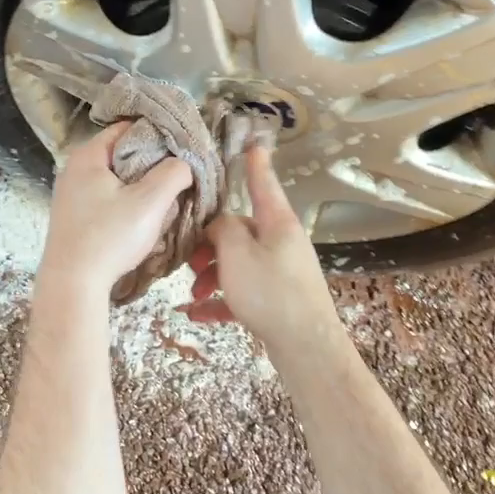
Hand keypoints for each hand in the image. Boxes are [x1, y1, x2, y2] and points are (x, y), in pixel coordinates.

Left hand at [38, 121, 193, 294]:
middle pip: (121, 154)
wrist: (72, 283)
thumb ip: (173, 174)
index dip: (156, 133)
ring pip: (115, 179)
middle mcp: (73, 169)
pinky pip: (105, 199)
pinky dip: (124, 203)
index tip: (180, 148)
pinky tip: (138, 221)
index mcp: (87, 156)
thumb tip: (183, 162)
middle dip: (149, 164)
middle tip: (175, 177)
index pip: (126, 128)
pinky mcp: (72, 217)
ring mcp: (69, 194)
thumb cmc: (109, 237)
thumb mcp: (150, 202)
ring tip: (162, 202)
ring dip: (139, 187)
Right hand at [181, 145, 339, 343]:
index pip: (263, 185)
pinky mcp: (278, 301)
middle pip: (240, 231)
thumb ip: (222, 229)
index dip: (255, 166)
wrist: (306, 347)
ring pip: (239, 264)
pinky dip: (221, 301)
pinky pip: (244, 293)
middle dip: (210, 245)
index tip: (254, 146)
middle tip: (188, 261)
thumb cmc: (271, 292)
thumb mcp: (237, 253)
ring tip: (193, 294)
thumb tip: (220, 225)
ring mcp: (282, 273)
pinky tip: (197, 315)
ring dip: (212, 276)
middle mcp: (282, 243)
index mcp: (277, 223)